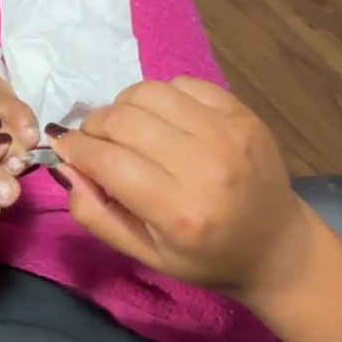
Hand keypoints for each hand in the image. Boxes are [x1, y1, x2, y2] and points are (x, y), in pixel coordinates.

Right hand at [48, 78, 311, 301]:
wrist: (277, 247)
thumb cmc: (205, 257)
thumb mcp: (143, 253)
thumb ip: (95, 213)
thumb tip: (64, 165)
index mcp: (181, 212)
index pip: (107, 160)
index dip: (74, 148)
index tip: (64, 149)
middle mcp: (206, 167)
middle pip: (122, 119)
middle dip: (93, 126)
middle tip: (93, 141)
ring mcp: (228, 133)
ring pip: (146, 92)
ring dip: (122, 107)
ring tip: (125, 128)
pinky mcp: (241, 113)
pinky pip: (180, 83)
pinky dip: (158, 97)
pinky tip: (162, 121)